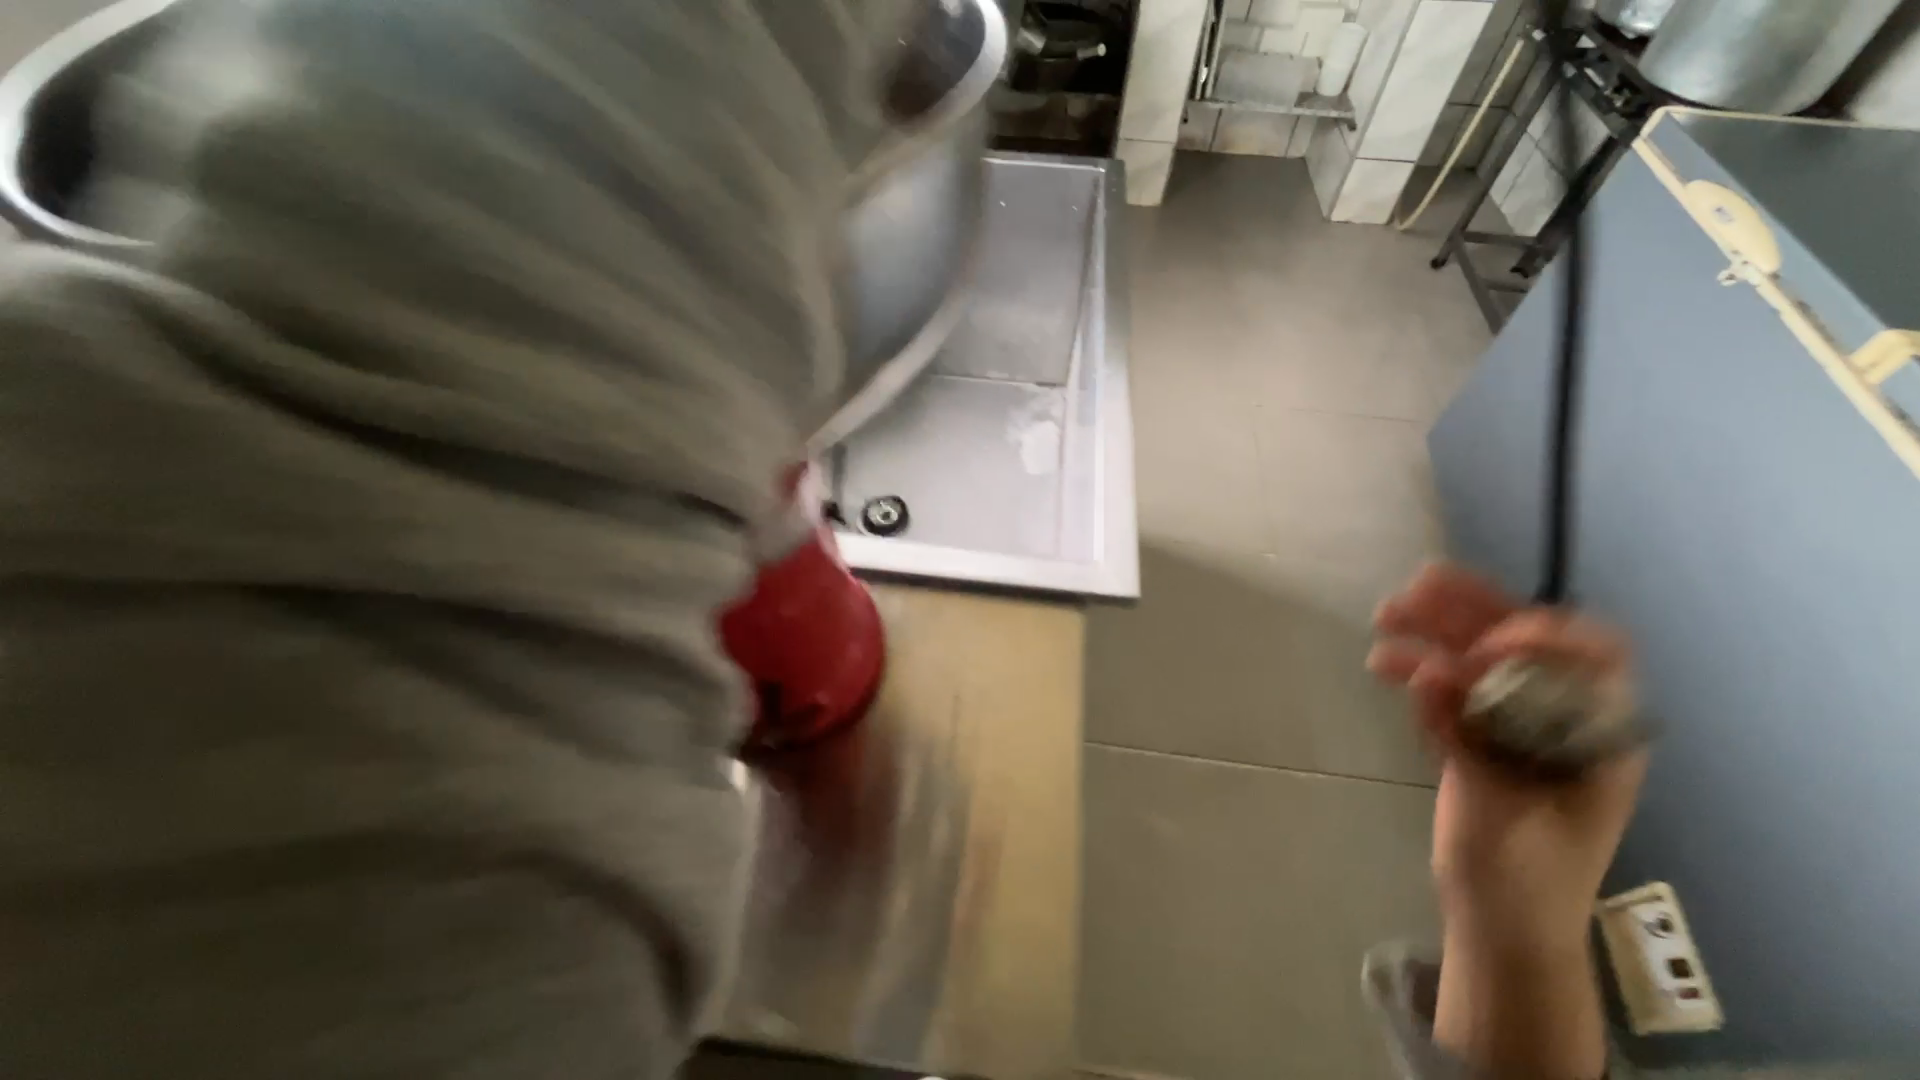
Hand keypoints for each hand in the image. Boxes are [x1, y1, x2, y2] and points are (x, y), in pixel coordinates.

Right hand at [1367, 563, 1645, 949]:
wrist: (1502, 924)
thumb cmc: (1526, 880)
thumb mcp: (1504, 815)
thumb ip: (1467, 743)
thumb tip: (1428, 674)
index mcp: (1597, 735)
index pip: (1594, 658)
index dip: (1546, 637)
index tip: (1488, 645)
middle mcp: (1557, 716)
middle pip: (1522, 643)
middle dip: (1470, 610)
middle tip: (1415, 589)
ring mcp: (1512, 723)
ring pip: (1478, 657)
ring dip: (1433, 630)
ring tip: (1386, 615)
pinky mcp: (1473, 734)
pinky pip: (1448, 687)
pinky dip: (1416, 670)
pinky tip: (1383, 662)